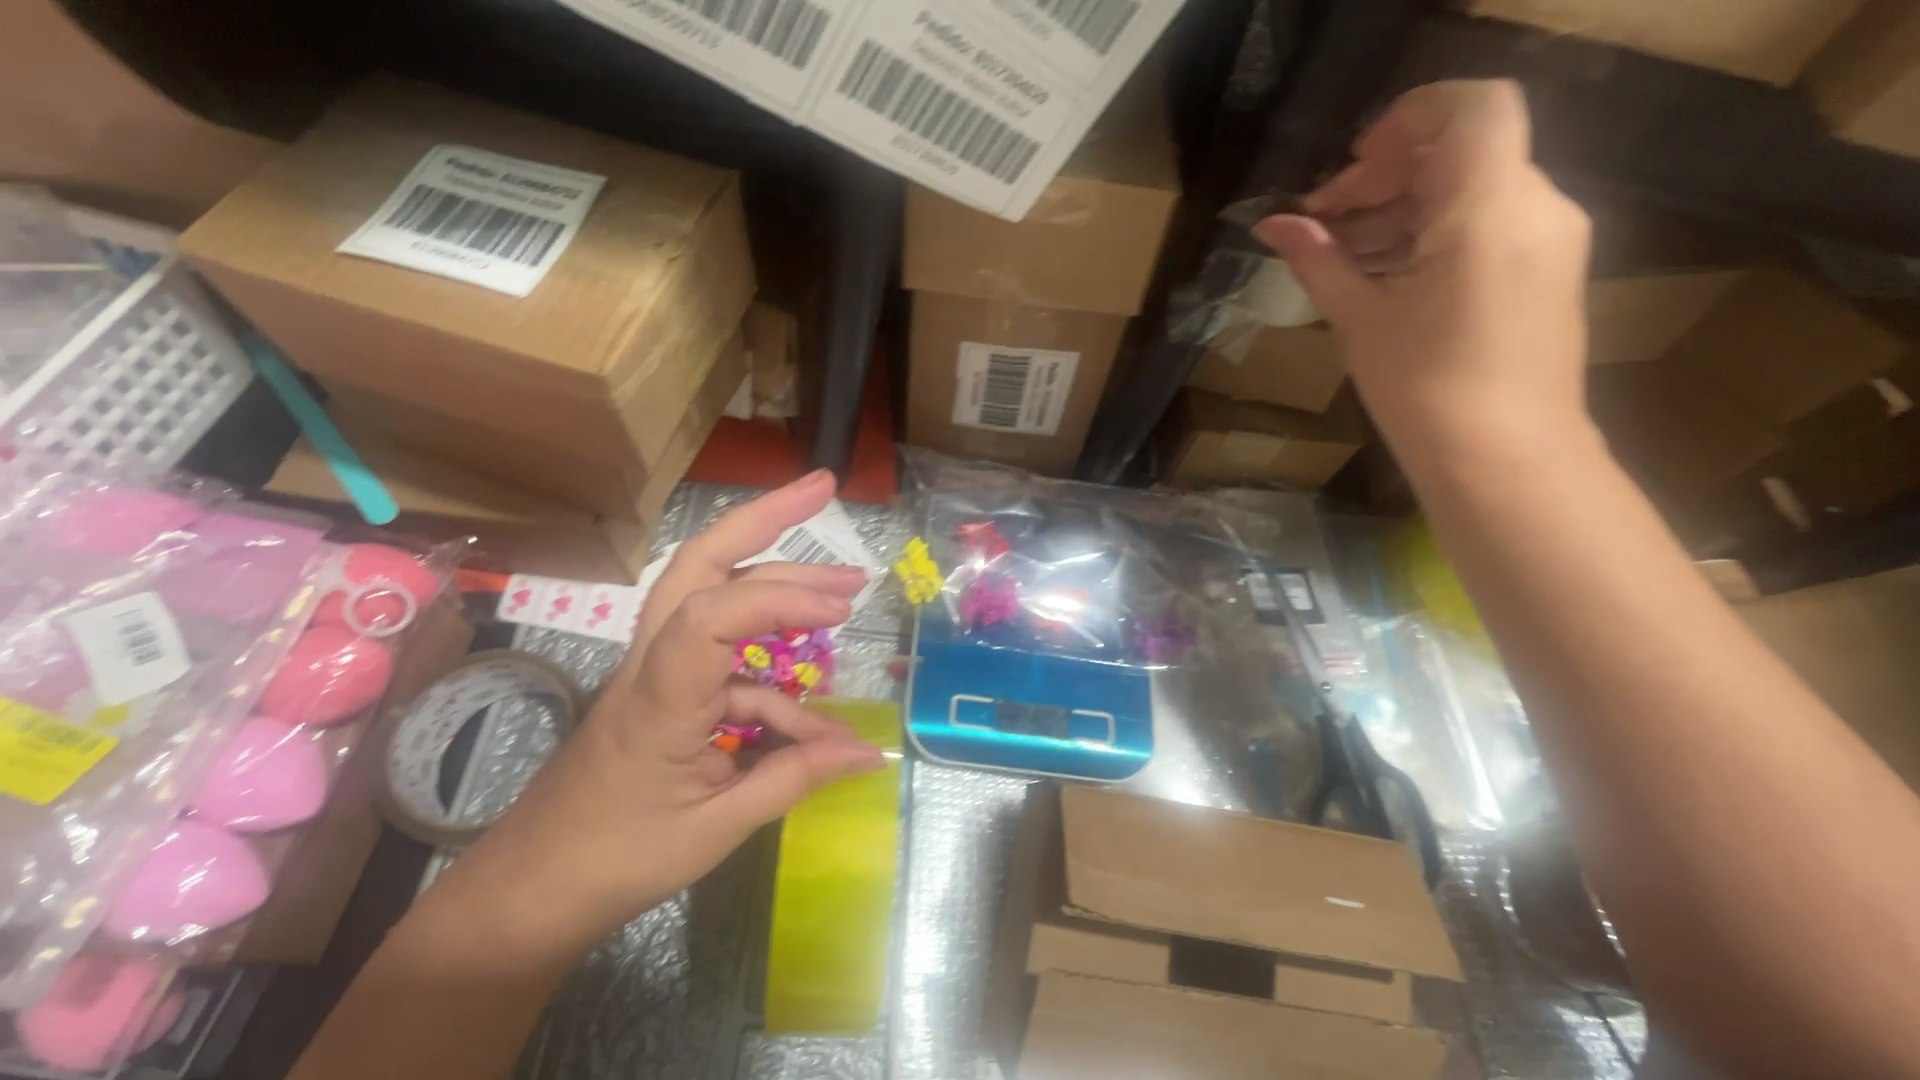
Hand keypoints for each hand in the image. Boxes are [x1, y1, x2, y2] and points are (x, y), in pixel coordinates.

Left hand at [457, 469, 883, 944]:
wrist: (535, 886)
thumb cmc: (617, 858)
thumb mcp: (717, 827)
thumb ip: (794, 779)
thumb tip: (870, 755)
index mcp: (660, 697)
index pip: (711, 615)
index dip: (780, 598)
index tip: (840, 609)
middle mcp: (653, 664)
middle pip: (699, 563)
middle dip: (763, 518)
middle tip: (825, 491)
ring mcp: (656, 673)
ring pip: (711, 598)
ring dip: (778, 585)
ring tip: (846, 593)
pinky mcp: (663, 692)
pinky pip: (726, 667)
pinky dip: (775, 684)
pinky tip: (815, 724)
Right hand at [1253, 80, 1592, 453]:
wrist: (1507, 461)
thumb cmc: (1426, 391)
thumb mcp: (1361, 319)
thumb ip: (1319, 258)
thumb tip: (1273, 224)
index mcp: (1490, 209)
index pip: (1469, 107)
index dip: (1406, 119)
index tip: (1353, 167)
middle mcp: (1535, 208)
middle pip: (1460, 150)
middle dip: (1385, 175)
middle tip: (1324, 219)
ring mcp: (1548, 240)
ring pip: (1472, 188)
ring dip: (1403, 207)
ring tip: (1344, 255)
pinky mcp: (1546, 272)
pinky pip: (1488, 224)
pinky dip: (1434, 233)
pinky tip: (1384, 275)